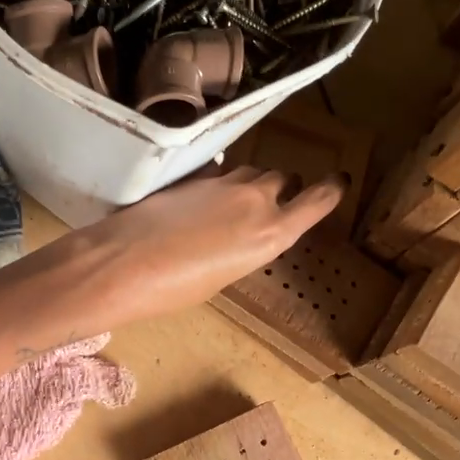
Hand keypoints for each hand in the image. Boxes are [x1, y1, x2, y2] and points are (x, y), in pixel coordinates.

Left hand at [42, 165, 345, 328]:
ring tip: (230, 204)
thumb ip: (243, 248)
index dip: (331, 189)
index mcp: (273, 234)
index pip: (320, 199)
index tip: (335, 183)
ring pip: (250, 171)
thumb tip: (240, 235)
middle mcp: (256, 200)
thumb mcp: (222, 276)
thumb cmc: (175, 288)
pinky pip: (217, 172)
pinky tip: (197, 200)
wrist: (124, 262)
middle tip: (266, 204)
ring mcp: (223, 182)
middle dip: (280, 188)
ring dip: (248, 183)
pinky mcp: (192, 174)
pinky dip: (215, 182)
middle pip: (282, 179)